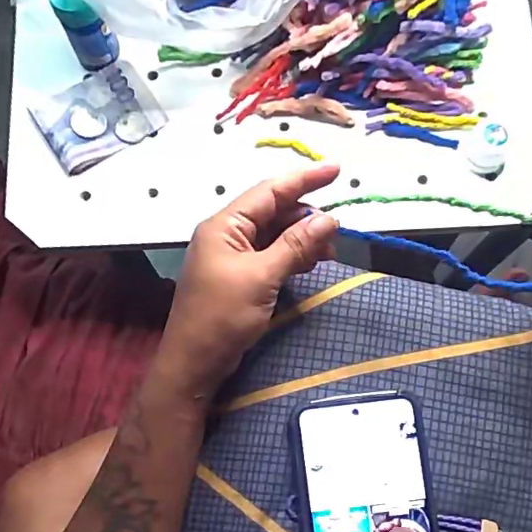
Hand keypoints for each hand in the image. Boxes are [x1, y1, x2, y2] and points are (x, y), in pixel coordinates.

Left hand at [154, 165, 340, 399]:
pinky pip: (270, 256)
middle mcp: (227, 235)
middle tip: (337, 231)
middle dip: (306, 217)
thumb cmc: (222, 316)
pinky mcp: (239, 277)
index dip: (304, 179)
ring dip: (302, 239)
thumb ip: (295, 245)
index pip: (269, 192)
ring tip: (329, 250)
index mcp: (225, 225)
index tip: (336, 170)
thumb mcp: (262, 277)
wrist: (195, 362)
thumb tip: (327, 219)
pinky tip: (310, 263)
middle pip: (273, 212)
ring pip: (274, 236)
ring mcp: (232, 257)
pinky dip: (291, 257)